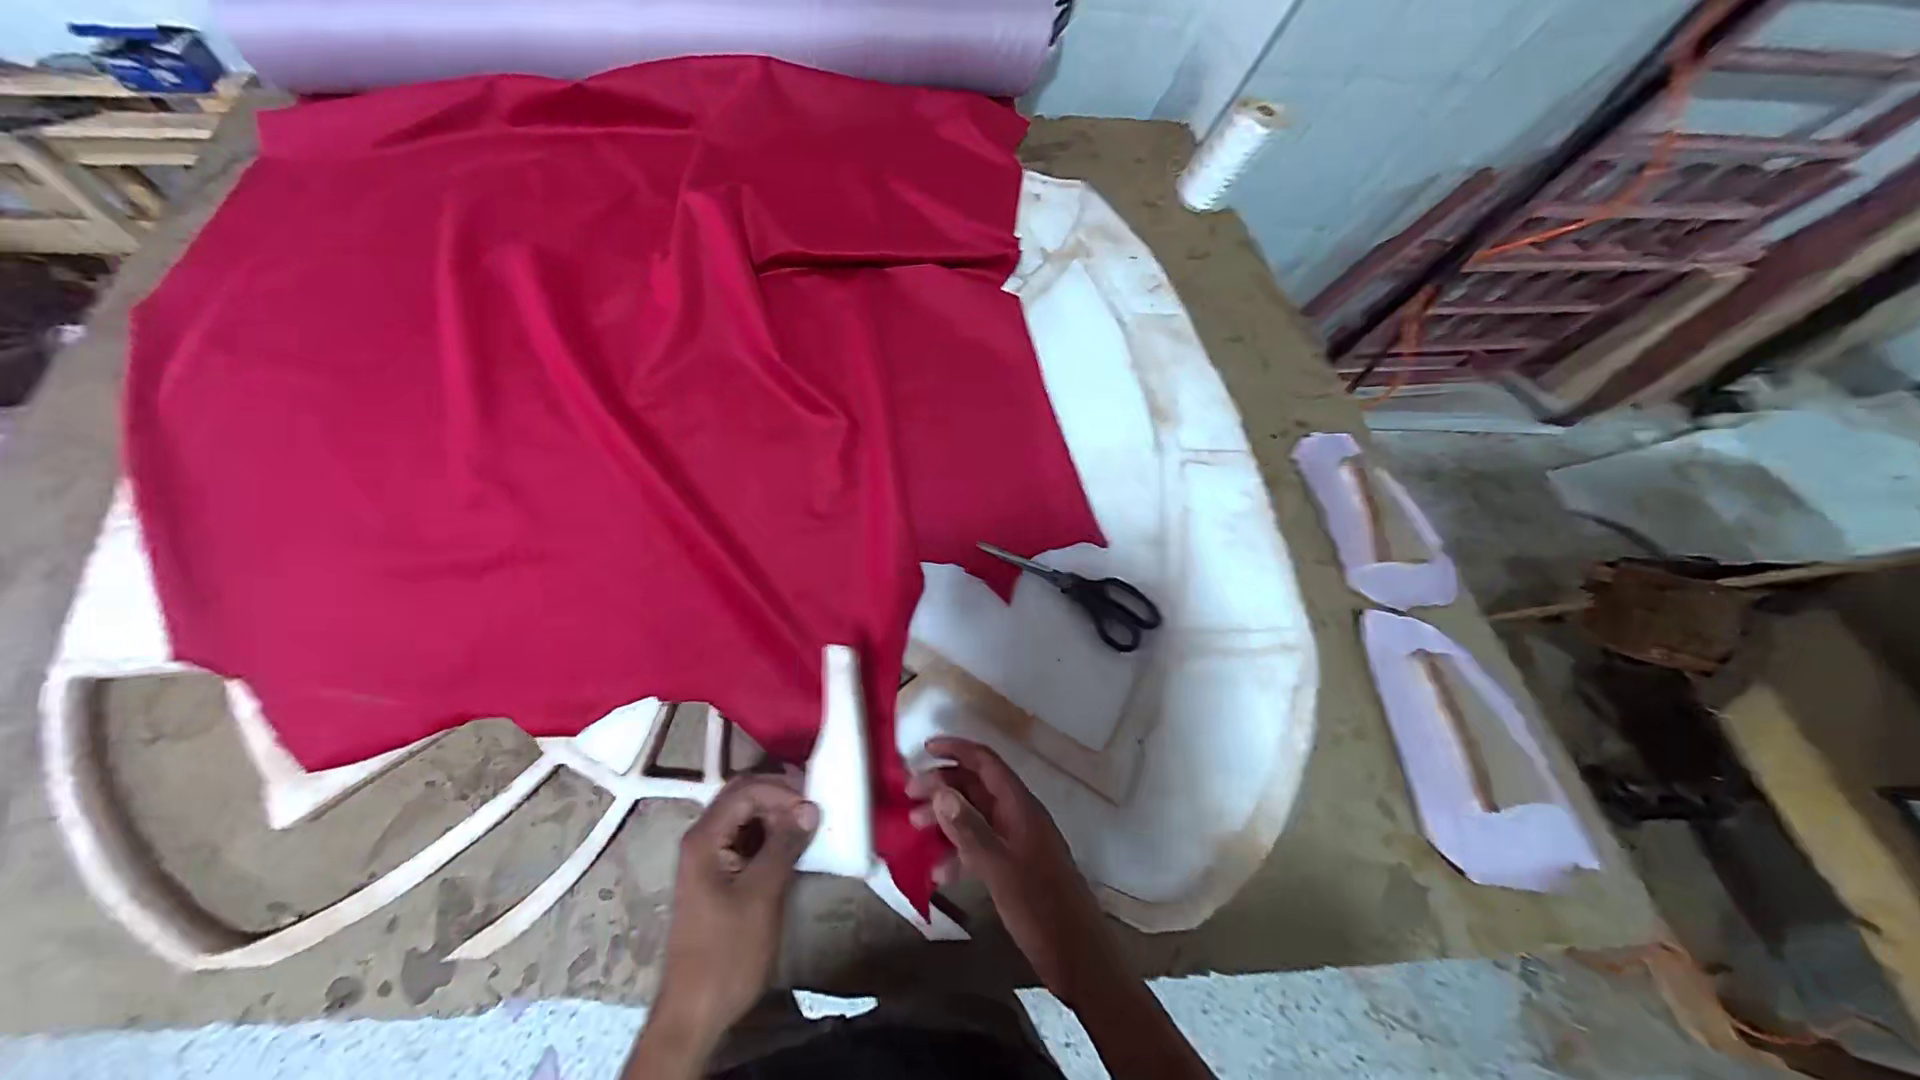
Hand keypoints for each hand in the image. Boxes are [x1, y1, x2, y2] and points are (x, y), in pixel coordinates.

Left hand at [641, 773, 818, 1067]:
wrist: (695, 1011)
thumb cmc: (728, 952)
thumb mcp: (762, 895)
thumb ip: (785, 845)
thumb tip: (810, 807)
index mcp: (704, 838)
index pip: (745, 791)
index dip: (781, 791)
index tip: (813, 807)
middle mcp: (702, 839)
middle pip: (742, 797)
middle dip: (780, 795)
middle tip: (815, 806)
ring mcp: (709, 857)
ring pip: (745, 816)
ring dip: (777, 814)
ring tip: (810, 823)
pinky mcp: (719, 875)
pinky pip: (746, 838)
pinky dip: (771, 834)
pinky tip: (794, 844)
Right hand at [908, 736, 1126, 1006]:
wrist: (1078, 957)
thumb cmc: (1040, 909)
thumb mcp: (999, 869)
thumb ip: (969, 829)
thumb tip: (940, 791)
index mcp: (1020, 807)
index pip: (986, 762)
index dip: (956, 749)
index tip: (924, 747)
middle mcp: (1019, 816)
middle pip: (977, 786)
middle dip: (943, 785)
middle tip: (909, 796)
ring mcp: (1018, 841)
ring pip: (976, 815)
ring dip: (946, 817)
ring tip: (915, 828)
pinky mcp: (1015, 865)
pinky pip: (982, 844)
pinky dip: (959, 850)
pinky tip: (939, 871)